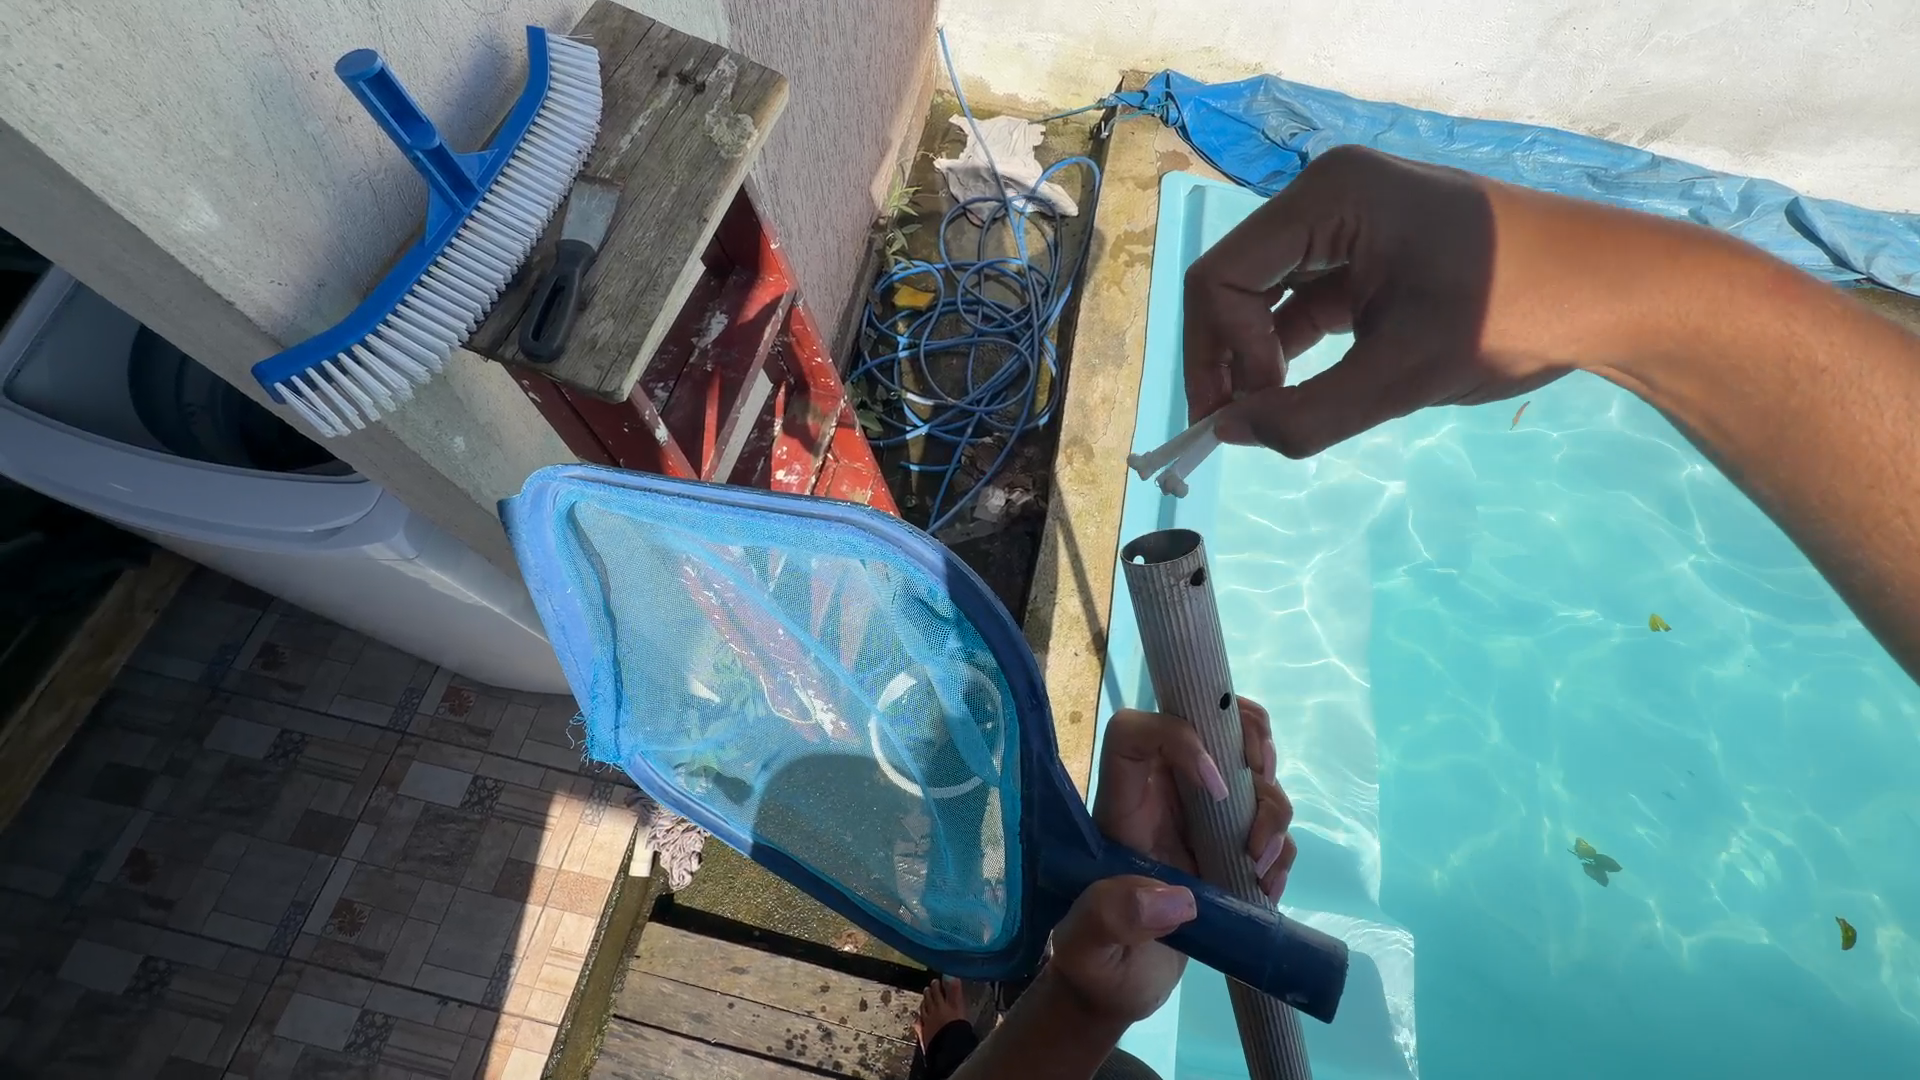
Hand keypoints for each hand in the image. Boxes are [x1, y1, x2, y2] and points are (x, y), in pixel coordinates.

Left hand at [1046, 698, 1296, 1025]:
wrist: (1122, 984)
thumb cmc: (1094, 958)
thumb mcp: (1087, 945)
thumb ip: (1111, 916)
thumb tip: (1177, 897)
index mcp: (1122, 804)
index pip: (1132, 731)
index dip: (1175, 735)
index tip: (1215, 786)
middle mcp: (1162, 796)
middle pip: (1205, 724)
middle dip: (1247, 738)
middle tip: (1263, 778)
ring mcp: (1199, 818)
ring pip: (1247, 770)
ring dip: (1272, 805)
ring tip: (1262, 864)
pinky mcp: (1228, 845)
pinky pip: (1267, 821)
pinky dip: (1282, 844)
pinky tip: (1268, 884)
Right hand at [1182, 144, 1718, 455]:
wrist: (1621, 293)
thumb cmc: (1518, 315)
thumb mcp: (1401, 378)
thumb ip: (1303, 417)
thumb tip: (1225, 434)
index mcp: (1328, 199)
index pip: (1221, 279)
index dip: (1218, 352)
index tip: (1247, 410)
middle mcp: (1322, 200)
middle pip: (1229, 286)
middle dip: (1223, 358)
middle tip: (1232, 423)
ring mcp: (1341, 226)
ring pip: (1254, 300)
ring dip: (1248, 360)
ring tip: (1258, 414)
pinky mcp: (1358, 257)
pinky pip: (1293, 306)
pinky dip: (1281, 353)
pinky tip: (1288, 392)